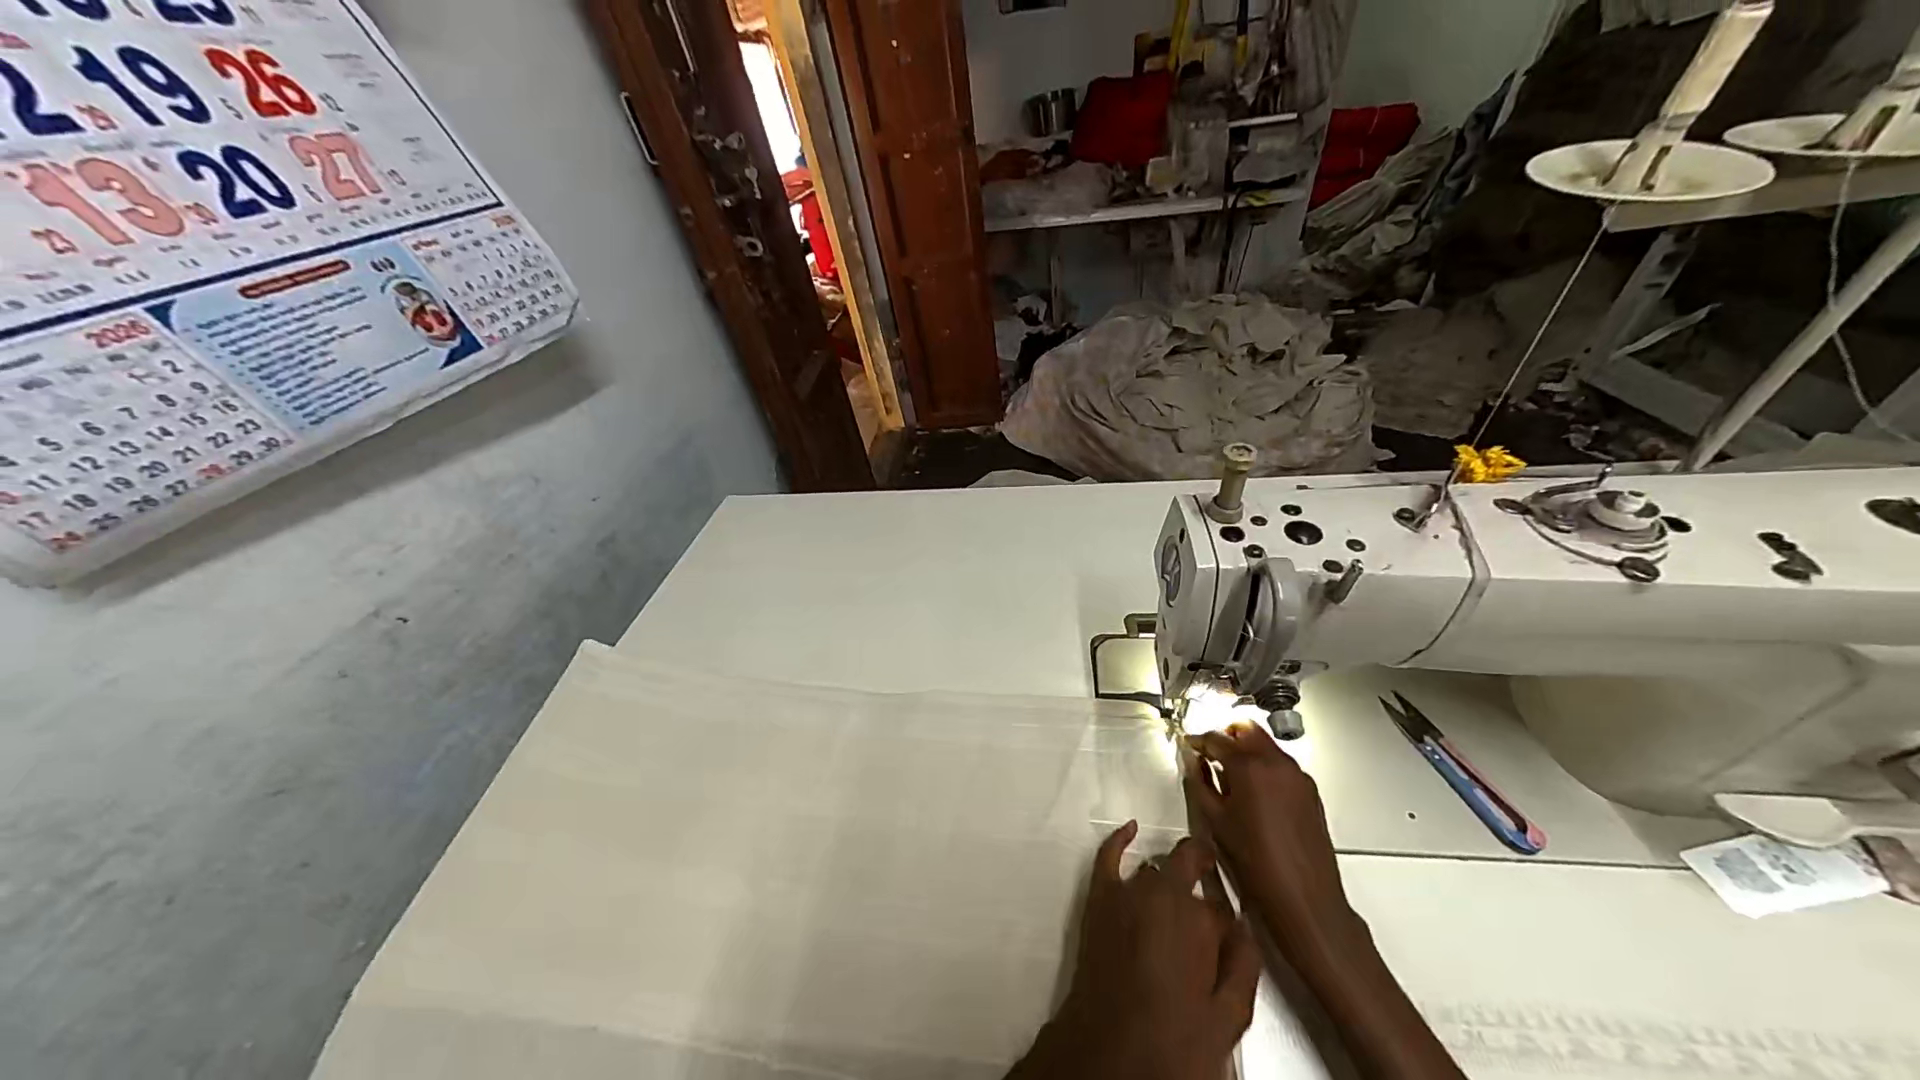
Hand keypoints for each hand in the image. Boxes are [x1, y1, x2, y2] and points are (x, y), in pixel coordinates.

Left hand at [1006, 822, 1258, 1079]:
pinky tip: (1130, 828)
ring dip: (1168, 881)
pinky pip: (1108, 855)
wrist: (1110, 1050)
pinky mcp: (1099, 896)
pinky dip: (1120, 839)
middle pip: (1190, 867)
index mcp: (1202, 920)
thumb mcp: (1228, 1016)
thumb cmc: (1174, 1038)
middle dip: (1203, 874)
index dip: (1225, 922)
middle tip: (1208, 904)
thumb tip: (1246, 928)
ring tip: (1174, 907)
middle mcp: (1165, 894)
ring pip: (1156, 869)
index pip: (1223, 904)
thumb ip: (1244, 966)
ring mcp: (1128, 890)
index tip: (1225, 938)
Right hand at [1184, 723, 1348, 934]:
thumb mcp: (1215, 820)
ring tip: (1229, 775)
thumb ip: (1200, 783)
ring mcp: (1297, 776)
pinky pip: (1282, 765)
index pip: (1216, 738)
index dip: (1198, 741)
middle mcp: (1277, 763)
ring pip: (1266, 745)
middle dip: (1226, 736)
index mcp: (1249, 766)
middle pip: (1246, 730)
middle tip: (1210, 751)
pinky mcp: (1310, 792)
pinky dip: (1265, 767)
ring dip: (1246, 750)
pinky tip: (1253, 792)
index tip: (1191, 745)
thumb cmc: (1259, 864)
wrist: (1304, 897)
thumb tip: (1195, 765)